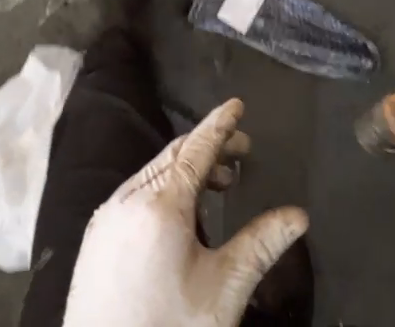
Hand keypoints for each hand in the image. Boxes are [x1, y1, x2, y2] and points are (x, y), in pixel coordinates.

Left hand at [60, 98, 309, 326]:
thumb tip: (298, 215)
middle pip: (173, 156)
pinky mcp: (95, 237)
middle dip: (209, 147)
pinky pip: (133, 193)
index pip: (196, 149)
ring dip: (186, 168)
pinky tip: (180, 212)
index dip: (220, 125)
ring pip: (151, 173)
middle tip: (242, 151)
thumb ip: (260, 244)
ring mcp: (106, 217)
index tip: (237, 104)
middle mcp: (126, 199)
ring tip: (219, 185)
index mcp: (160, 204)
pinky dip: (162, 187)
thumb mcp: (224, 289)